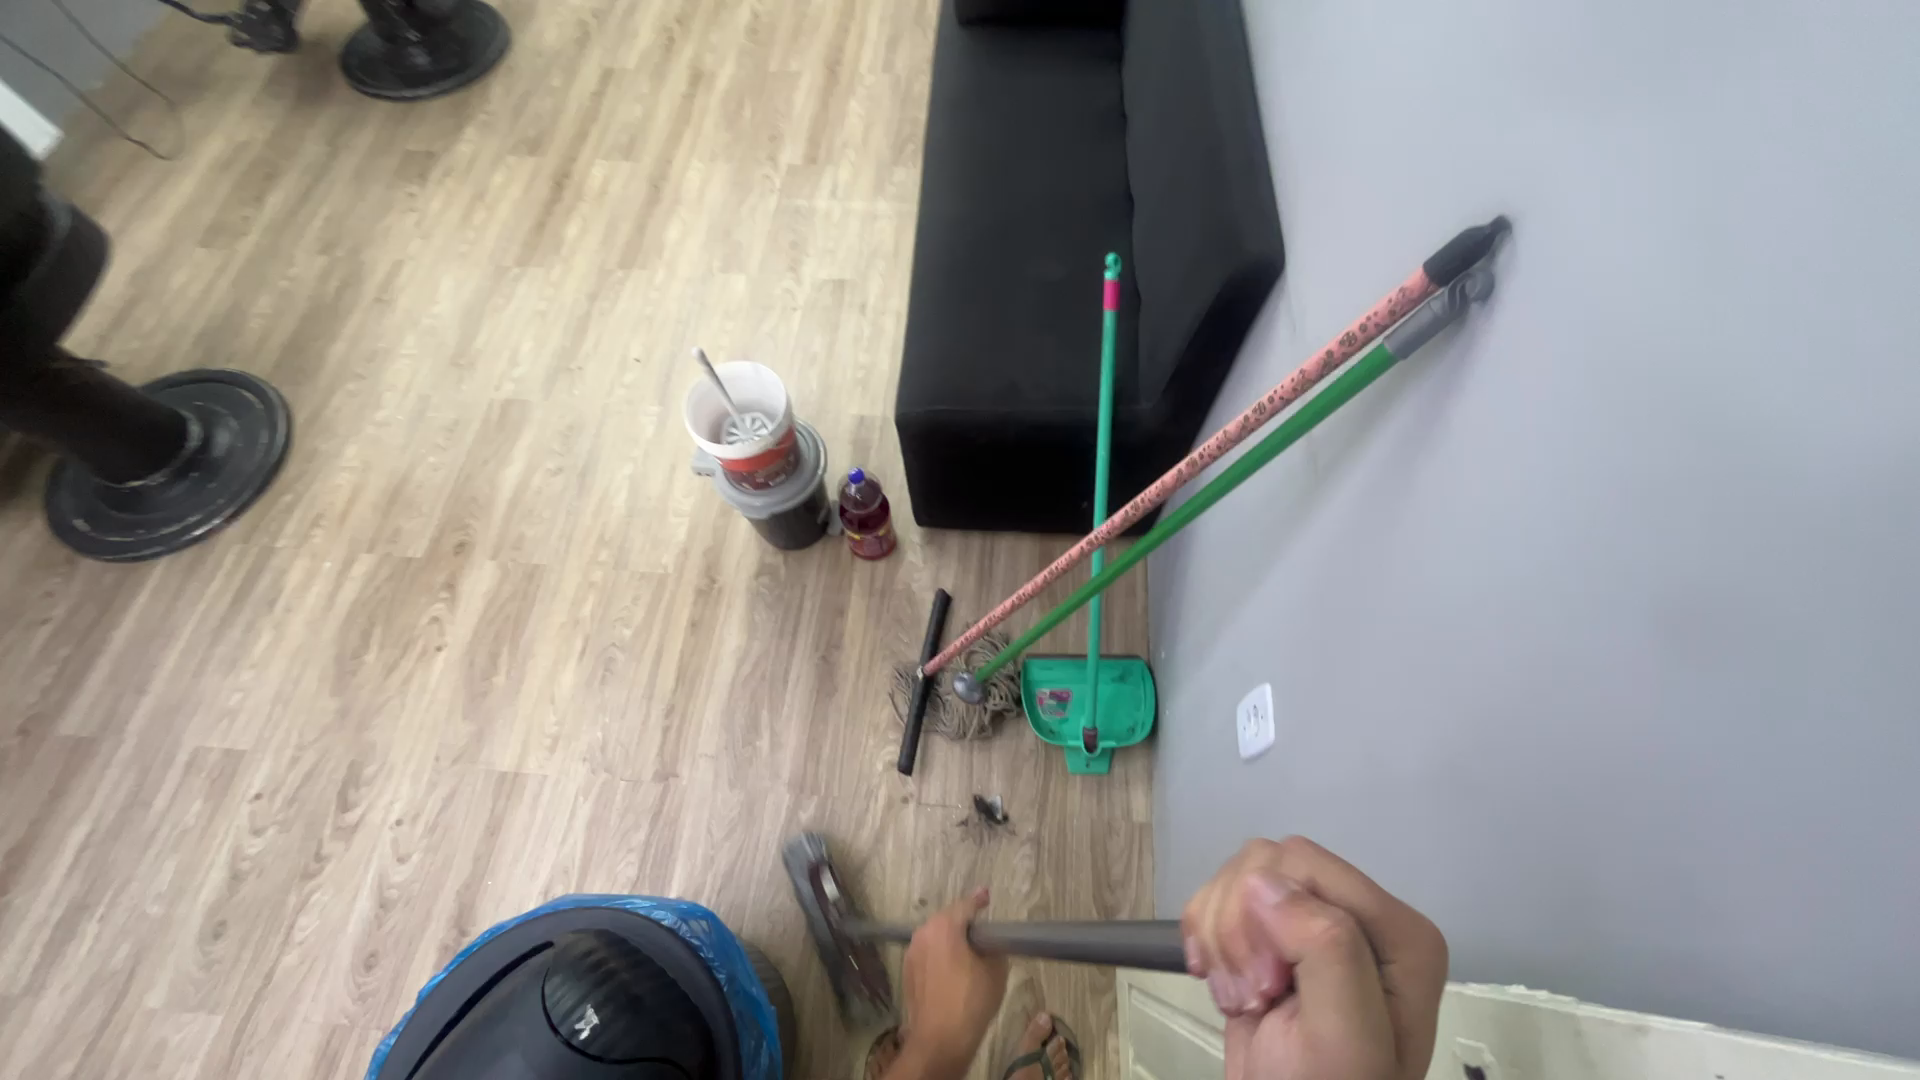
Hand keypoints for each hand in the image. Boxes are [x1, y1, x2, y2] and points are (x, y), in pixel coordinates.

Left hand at [896, 887, 1008, 1074]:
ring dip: (949, 940)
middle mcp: (923, 933)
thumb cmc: (971, 1001)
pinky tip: (950, 970)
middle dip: (962, 922)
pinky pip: (927, 955)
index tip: (986, 895)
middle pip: (947, 919)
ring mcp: (911, 953)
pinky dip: (939, 956)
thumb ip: (993, 948)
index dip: (979, 900)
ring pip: (935, 937)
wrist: (939, 1040)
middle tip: (980, 930)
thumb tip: (989, 944)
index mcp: (944, 926)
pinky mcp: (907, 972)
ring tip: (965, 951)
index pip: (965, 906)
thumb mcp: (996, 971)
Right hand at [1182, 837, 1447, 1079]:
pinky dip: (1203, 934)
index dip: (1269, 916)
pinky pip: (1218, 892)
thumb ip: (1325, 949)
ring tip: (1238, 996)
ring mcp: (1312, 918)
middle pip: (1267, 861)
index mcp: (1398, 931)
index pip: (1304, 863)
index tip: (1271, 986)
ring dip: (1219, 936)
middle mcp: (1360, 914)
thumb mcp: (1344, 1038)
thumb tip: (1261, 880)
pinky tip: (1220, 980)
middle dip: (1239, 926)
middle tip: (1251, 994)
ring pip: (1238, 873)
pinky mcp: (1270, 927)